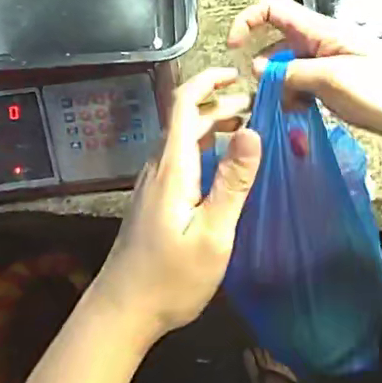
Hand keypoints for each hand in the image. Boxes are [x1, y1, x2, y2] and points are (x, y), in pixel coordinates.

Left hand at [88, 67, 260, 339]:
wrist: (123, 309)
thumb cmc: (171, 278)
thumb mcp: (213, 233)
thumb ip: (233, 182)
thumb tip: (252, 130)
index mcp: (172, 167)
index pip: (183, 104)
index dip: (207, 81)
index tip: (237, 73)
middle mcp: (158, 167)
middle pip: (185, 119)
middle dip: (219, 104)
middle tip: (258, 106)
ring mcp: (153, 183)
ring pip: (182, 139)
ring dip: (212, 126)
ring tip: (248, 129)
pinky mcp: (155, 199)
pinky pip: (180, 159)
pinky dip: (204, 148)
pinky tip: (224, 165)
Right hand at [227, 0, 381, 142]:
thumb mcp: (333, 81)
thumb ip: (291, 73)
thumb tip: (258, 70)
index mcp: (321, 31)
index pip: (272, 8)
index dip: (246, 21)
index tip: (234, 48)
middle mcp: (321, 41)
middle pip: (275, 42)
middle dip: (263, 68)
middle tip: (264, 95)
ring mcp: (328, 62)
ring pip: (286, 67)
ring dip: (279, 87)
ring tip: (288, 110)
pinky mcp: (334, 82)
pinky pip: (301, 84)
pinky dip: (293, 97)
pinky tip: (301, 113)